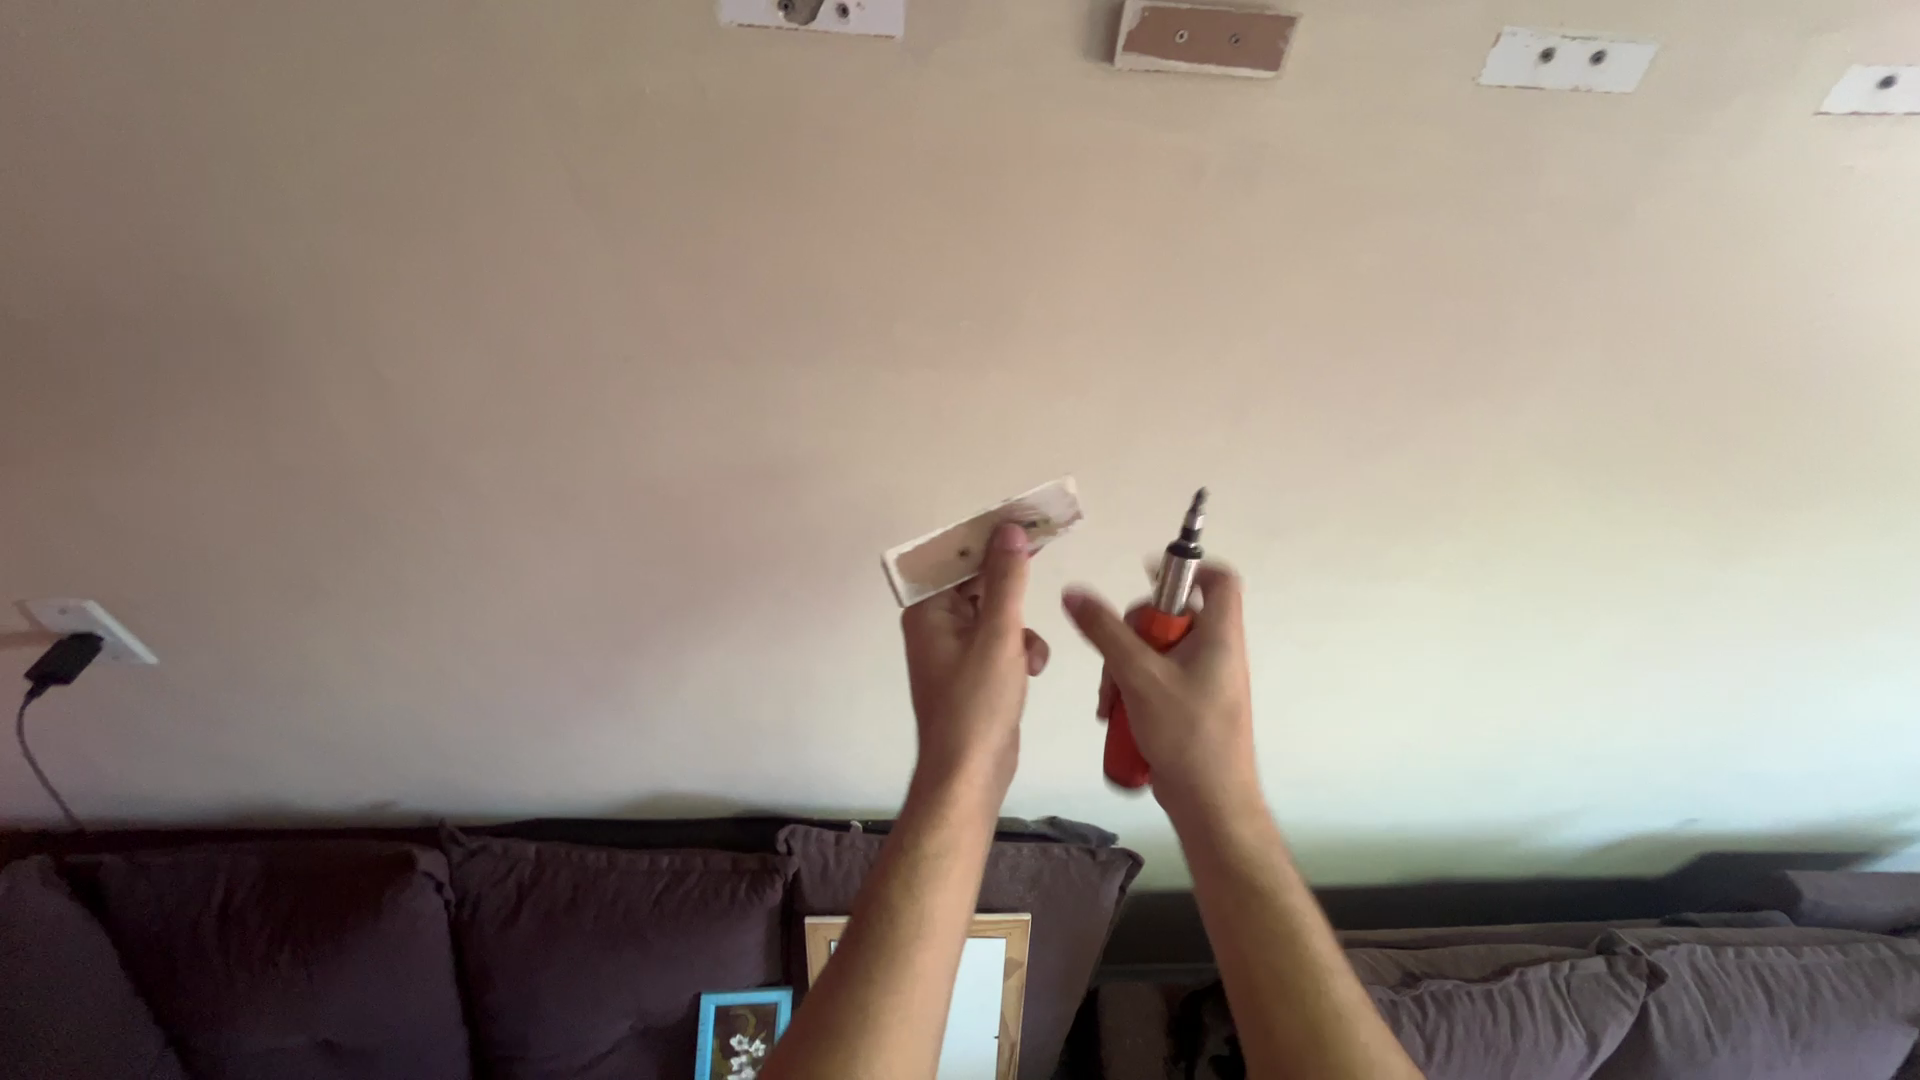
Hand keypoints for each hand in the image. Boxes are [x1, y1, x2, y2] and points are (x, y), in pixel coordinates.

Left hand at [901, 523, 1050, 792]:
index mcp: (928, 610)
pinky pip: (1001, 641)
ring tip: (1028, 654)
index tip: (1023, 516)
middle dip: (1012, 579)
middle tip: (1047, 545)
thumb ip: (1006, 580)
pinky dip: (1020, 650)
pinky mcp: (975, 671)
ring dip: (1020, 626)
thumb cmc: (976, 704)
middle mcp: (936, 624)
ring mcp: (955, 649)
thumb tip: (1009, 530)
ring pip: (996, 613)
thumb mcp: (998, 635)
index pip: (958, 557)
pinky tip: (1030, 671)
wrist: (970, 774)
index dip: (990, 535)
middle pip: (978, 581)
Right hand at [1061, 566, 1255, 812]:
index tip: (1146, 578)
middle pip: (1170, 617)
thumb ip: (1104, 632)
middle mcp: (1215, 652)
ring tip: (1110, 700)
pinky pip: (1154, 680)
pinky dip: (1131, 690)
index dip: (1187, 568)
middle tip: (1114, 658)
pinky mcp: (1188, 705)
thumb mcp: (1139, 676)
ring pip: (1154, 652)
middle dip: (1131, 634)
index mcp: (1219, 635)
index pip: (1217, 580)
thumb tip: (1073, 593)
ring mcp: (1202, 681)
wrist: (1211, 804)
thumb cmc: (1187, 734)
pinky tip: (1115, 714)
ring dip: (1123, 669)